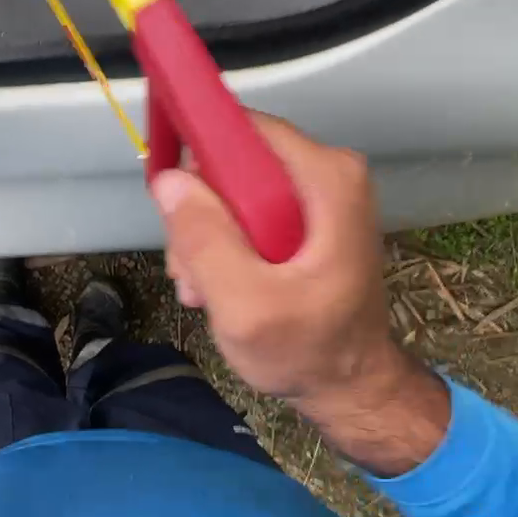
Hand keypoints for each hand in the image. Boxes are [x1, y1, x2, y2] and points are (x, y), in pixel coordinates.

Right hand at [151, 111, 449, 475]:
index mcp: (323, 178)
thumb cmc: (306, 350)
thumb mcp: (245, 304)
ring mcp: (314, 198)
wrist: (350, 387)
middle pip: (229, 164)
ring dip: (204, 241)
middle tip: (193, 273)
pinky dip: (222, 251)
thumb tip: (167, 180)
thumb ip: (205, 240)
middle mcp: (323, 174)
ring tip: (205, 291)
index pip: (241, 129)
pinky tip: (220, 290)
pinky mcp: (303, 221)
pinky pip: (242, 214)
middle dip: (198, 216)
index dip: (195, 155)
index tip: (168, 201)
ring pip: (228, 192)